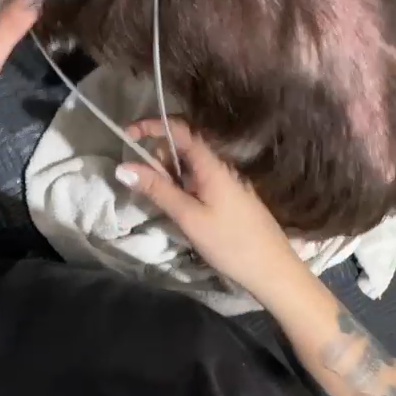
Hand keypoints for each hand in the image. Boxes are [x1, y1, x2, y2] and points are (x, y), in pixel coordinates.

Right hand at [116, 118, 306, 299]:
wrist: (272, 269)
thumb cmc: (231, 242)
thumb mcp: (189, 217)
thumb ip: (158, 190)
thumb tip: (122, 167)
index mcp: (212, 165)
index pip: (180, 129)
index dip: (152, 126)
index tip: (127, 135)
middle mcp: (219, 167)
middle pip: (182, 147)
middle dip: (157, 158)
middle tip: (145, 186)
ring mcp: (224, 182)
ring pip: (188, 167)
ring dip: (168, 177)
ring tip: (163, 204)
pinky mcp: (227, 198)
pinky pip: (197, 182)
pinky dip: (180, 189)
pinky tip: (178, 210)